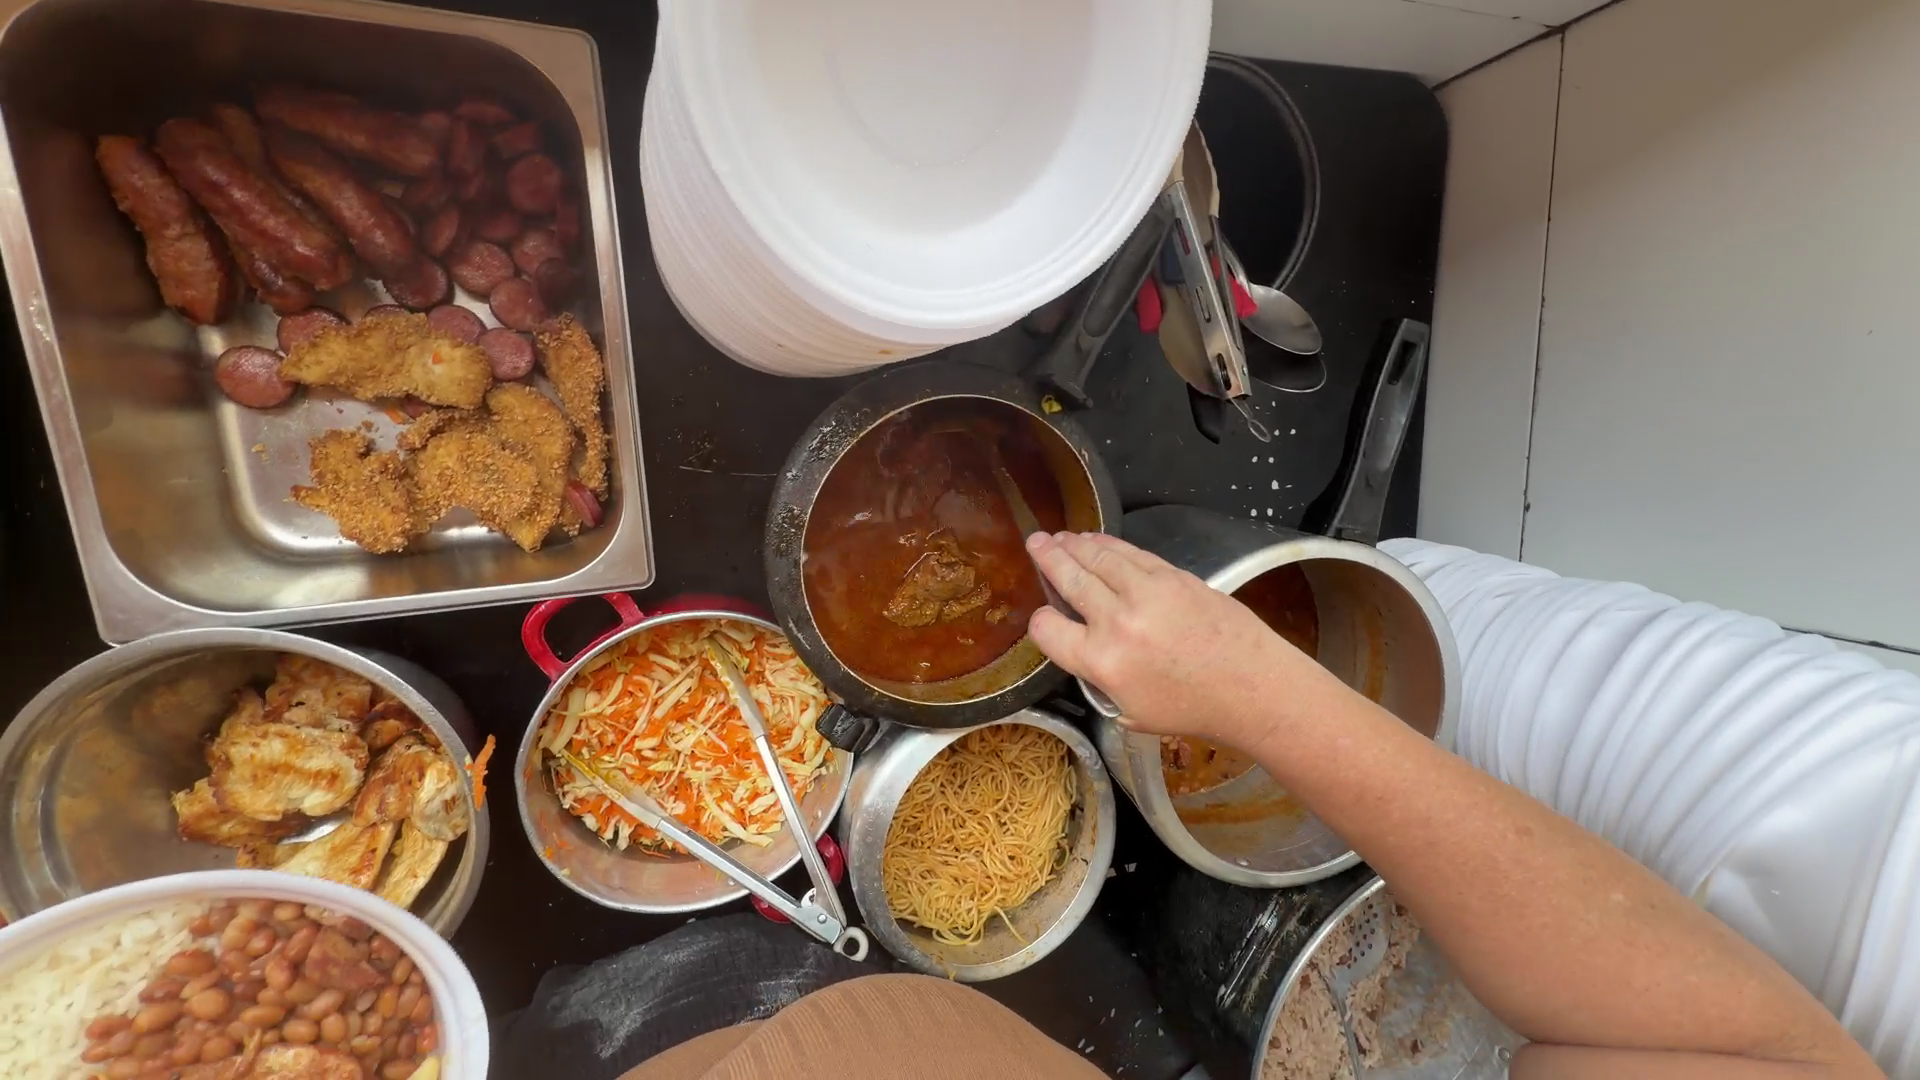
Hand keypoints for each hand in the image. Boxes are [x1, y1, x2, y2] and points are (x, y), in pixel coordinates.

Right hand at [1024, 531, 1335, 747]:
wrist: (1252, 686)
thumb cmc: (1191, 708)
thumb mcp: (1129, 710)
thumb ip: (1098, 677)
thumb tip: (1083, 644)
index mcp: (1101, 661)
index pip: (1048, 629)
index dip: (1040, 623)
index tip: (1045, 618)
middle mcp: (1117, 621)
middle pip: (1070, 579)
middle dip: (1048, 558)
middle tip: (1035, 542)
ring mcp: (1146, 593)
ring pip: (1098, 557)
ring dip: (1074, 544)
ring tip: (1059, 536)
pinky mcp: (1171, 575)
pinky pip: (1129, 553)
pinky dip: (1107, 544)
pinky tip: (1095, 540)